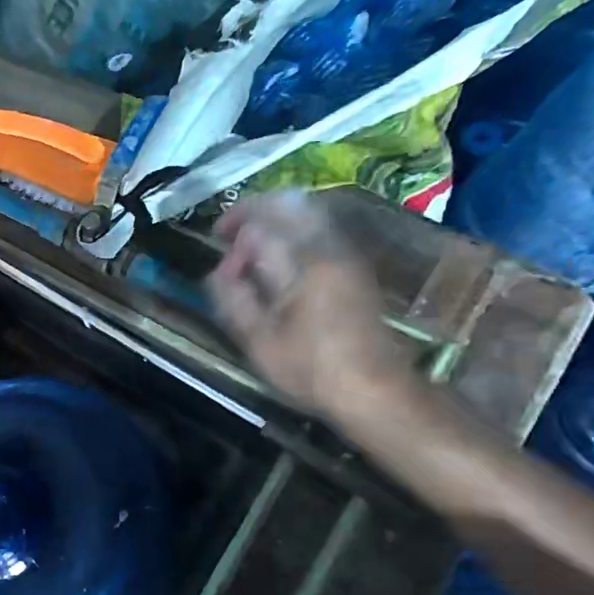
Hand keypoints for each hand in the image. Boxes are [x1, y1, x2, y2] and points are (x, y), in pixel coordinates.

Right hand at [207, 190, 414, 414]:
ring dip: (275, 222)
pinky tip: (278, 263)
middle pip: (289, 203)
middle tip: (231, 231)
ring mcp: (348, 256)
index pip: (262, 220)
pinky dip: (293, 235)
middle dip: (255, 211)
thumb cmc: (312, 369)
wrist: (376, 391)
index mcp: (305, 260)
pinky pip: (320, 232)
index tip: (216, 239)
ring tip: (251, 247)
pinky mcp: (356, 271)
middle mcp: (330, 246)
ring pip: (308, 215)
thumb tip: (219, 271)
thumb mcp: (259, 341)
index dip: (235, 226)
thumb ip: (233, 299)